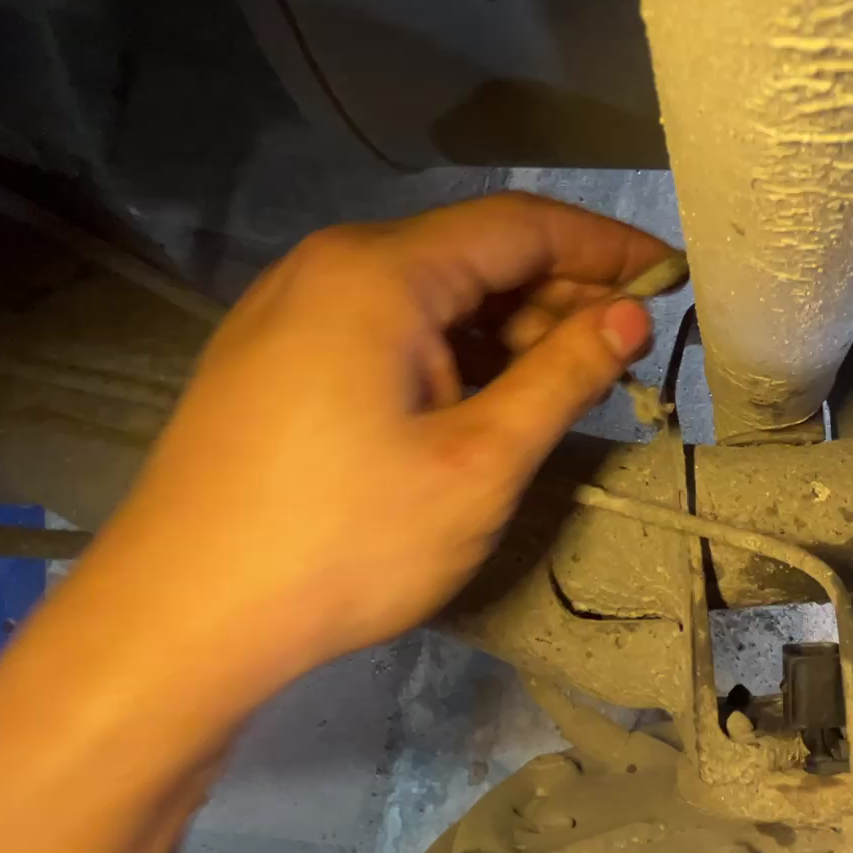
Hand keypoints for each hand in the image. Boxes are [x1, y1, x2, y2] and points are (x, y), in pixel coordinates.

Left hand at [62, 192, 672, 686]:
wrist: (179, 626)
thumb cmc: (347, 540)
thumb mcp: (481, 460)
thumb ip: (564, 375)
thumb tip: (631, 315)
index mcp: (381, 272)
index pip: (523, 226)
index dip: (608, 245)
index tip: (673, 276)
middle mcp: (335, 269)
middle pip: (479, 257)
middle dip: (566, 294)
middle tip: (634, 347)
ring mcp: (302, 314)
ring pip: (441, 299)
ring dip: (518, 332)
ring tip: (579, 381)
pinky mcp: (288, 362)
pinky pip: (401, 333)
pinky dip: (466, 357)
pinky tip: (501, 400)